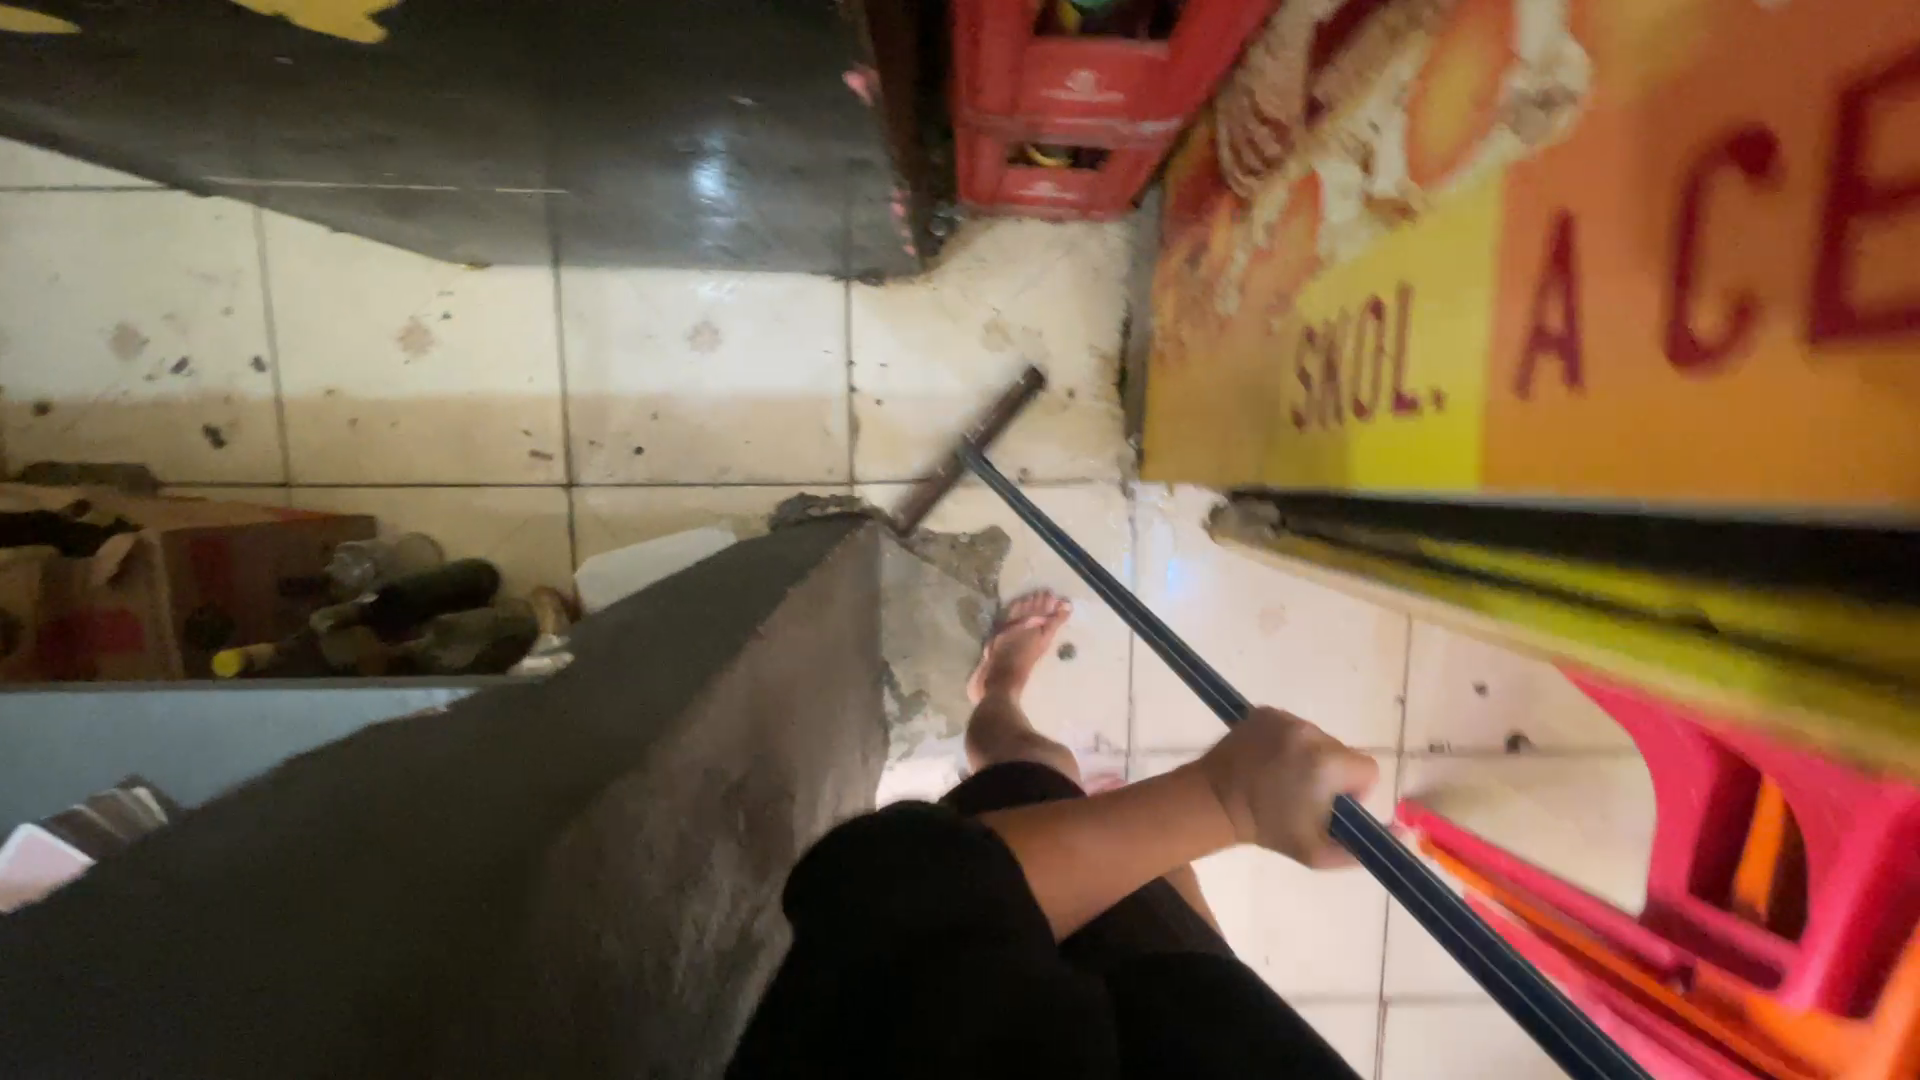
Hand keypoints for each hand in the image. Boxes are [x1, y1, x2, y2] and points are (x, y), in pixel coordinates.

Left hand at [1195, 706, 1378, 867]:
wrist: (1216, 800)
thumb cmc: (1270, 828)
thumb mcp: (1319, 852)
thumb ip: (1365, 847)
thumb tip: (1405, 832)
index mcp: (1328, 762)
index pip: (1368, 770)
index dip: (1354, 790)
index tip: (1329, 803)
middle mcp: (1309, 732)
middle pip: (1342, 752)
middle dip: (1331, 772)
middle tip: (1302, 792)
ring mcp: (1284, 718)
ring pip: (1317, 739)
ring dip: (1308, 756)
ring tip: (1282, 776)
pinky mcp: (1264, 711)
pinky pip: (1292, 726)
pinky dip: (1287, 741)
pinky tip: (1269, 759)